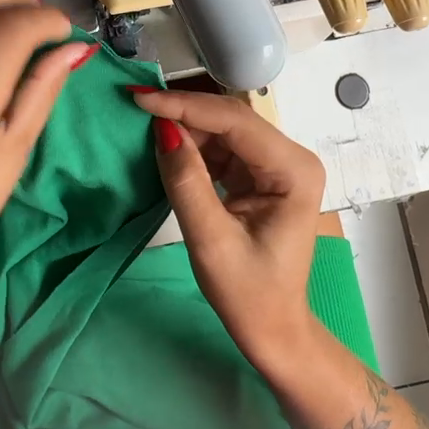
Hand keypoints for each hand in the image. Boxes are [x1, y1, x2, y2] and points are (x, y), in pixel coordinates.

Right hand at [131, 88, 328, 367]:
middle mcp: (290, 158)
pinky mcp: (257, 175)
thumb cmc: (249, 294)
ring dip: (184, 127)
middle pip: (230, 119)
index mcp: (293, 170)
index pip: (235, 122)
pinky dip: (191, 146)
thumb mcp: (210, 240)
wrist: (273, 329)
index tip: (140, 99)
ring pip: (222, 130)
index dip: (185, 106)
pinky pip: (220, 148)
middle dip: (183, 111)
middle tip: (134, 104)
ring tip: (142, 121)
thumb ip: (186, 181)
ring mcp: (275, 165)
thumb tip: (161, 129)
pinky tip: (164, 144)